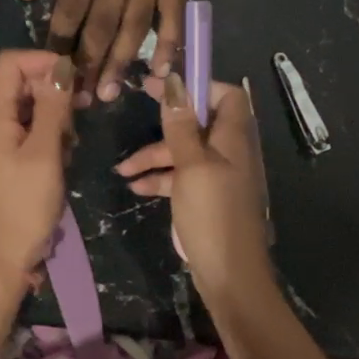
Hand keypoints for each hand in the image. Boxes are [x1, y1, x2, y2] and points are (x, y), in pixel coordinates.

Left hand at [0, 50, 76, 281]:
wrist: (7, 254)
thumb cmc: (26, 204)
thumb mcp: (45, 152)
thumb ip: (52, 106)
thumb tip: (62, 67)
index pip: (10, 63)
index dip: (43, 61)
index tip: (75, 77)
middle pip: (19, 82)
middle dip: (52, 91)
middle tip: (82, 111)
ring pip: (25, 104)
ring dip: (53, 115)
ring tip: (70, 143)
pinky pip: (24, 125)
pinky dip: (45, 132)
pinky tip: (62, 154)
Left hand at [19, 0, 212, 102]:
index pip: (71, 4)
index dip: (60, 39)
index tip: (50, 68)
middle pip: (102, 23)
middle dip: (88, 63)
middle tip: (78, 97)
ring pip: (134, 26)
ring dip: (121, 61)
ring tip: (108, 92)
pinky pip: (172, 16)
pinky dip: (168, 44)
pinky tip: (159, 70)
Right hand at [114, 74, 271, 297]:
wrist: (231, 276)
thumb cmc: (213, 214)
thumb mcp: (192, 166)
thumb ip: (182, 126)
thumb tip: (177, 83)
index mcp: (234, 139)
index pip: (227, 96)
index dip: (198, 86)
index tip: (164, 85)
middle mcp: (229, 153)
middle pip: (199, 123)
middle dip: (166, 122)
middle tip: (136, 107)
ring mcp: (219, 177)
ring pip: (185, 153)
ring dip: (155, 156)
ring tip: (123, 170)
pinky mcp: (207, 199)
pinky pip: (182, 178)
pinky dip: (160, 179)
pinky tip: (136, 188)